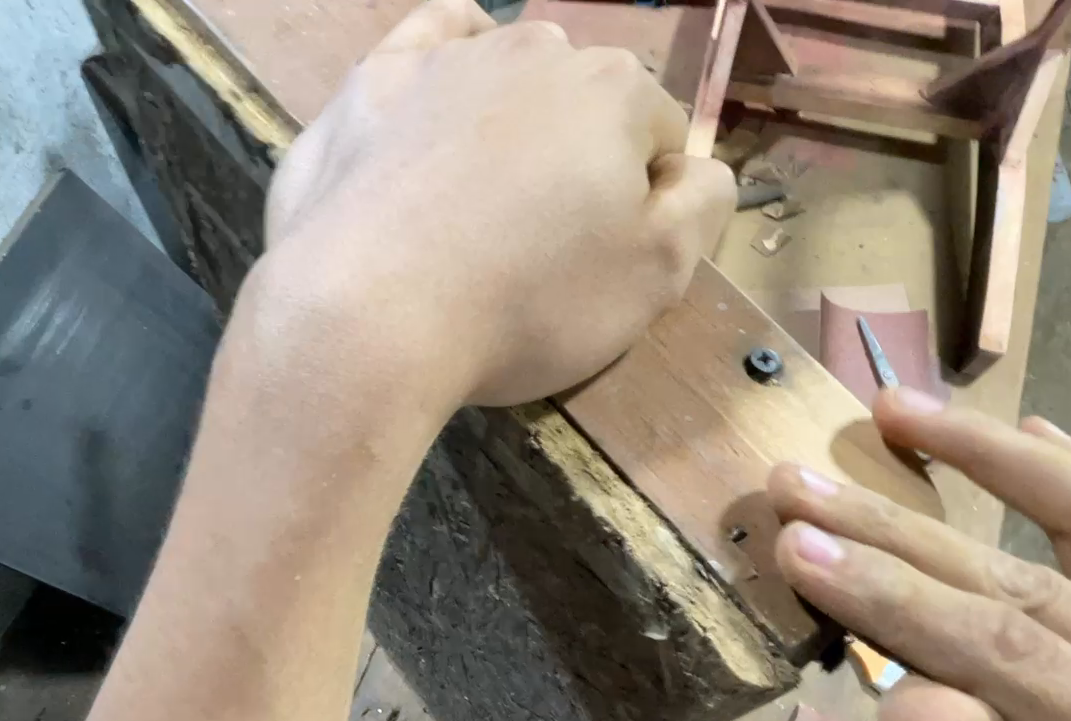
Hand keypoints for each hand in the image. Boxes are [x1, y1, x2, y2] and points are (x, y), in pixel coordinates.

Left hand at [253, 0, 734, 407]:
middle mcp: (535, 51)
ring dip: (514, 132)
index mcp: (615, 93)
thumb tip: (696, 169)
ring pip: (508, 83)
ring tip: (482, 210)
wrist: (371, 319)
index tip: (605, 266)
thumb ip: (702, 208)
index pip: (659, 144)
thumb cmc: (528, 306)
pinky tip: (439, 108)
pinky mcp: (369, 87)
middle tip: (542, 251)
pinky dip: (444, 74)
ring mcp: (444, 61)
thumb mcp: (654, 279)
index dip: (643, 209)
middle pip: (585, 108)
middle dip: (581, 166)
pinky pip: (426, 50)